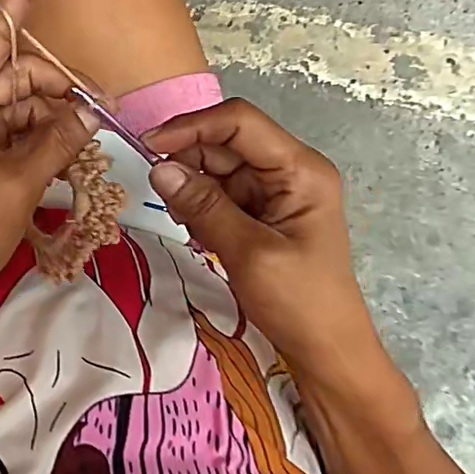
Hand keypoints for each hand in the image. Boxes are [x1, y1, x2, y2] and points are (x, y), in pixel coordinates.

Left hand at [0, 0, 99, 322]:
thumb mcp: (16, 185)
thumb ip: (56, 140)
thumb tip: (92, 110)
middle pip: (16, 70)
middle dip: (58, 84)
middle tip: (100, 107)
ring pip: (23, 97)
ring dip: (56, 111)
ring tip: (88, 134)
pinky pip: (20, 122)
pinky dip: (47, 130)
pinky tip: (71, 144)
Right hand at [142, 99, 381, 372]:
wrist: (326, 350)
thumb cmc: (299, 302)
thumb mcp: (248, 252)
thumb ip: (203, 205)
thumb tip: (159, 169)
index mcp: (300, 170)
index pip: (239, 122)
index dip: (191, 127)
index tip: (148, 146)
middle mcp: (288, 170)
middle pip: (224, 141)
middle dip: (187, 160)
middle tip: (162, 194)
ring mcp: (273, 190)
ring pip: (215, 166)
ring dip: (190, 185)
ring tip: (184, 220)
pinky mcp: (258, 210)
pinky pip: (216, 190)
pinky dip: (196, 203)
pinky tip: (194, 228)